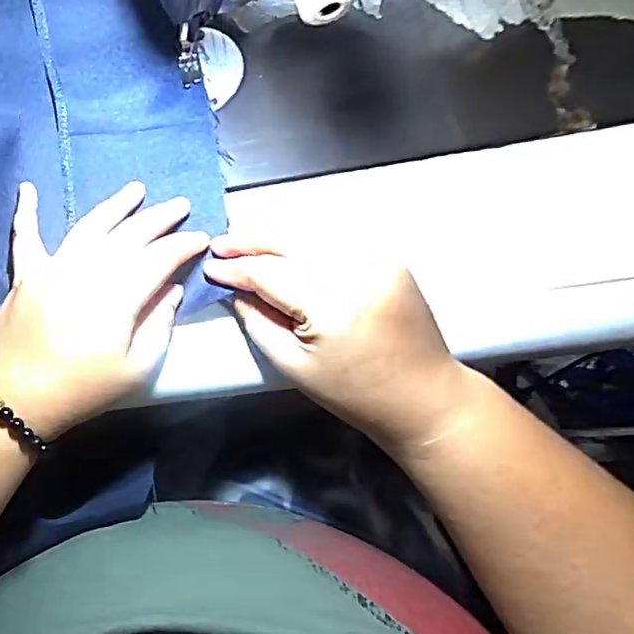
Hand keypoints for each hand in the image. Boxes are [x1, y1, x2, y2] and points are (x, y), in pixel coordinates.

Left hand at [0, 181, 210, 437]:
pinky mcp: (25, 276)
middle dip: (158, 218)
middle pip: (128, 235)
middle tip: (180, 205)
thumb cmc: (82, 390)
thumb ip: (158, 326)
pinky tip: (27, 189)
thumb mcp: (134, 370)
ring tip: (135, 189)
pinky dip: (26, 213)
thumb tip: (171, 290)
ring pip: (88, 227)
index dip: (183, 246)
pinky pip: (25, 238)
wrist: (18, 399)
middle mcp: (86, 272)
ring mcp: (52, 269)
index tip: (202, 238)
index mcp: (117, 296)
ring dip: (114, 206)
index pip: (158, 259)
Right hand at [204, 234, 483, 455]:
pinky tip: (287, 249)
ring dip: (278, 238)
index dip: (237, 269)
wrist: (423, 396)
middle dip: (253, 242)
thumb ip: (258, 322)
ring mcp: (378, 263)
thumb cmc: (354, 393)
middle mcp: (358, 275)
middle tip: (221, 244)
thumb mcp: (294, 366)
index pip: (271, 274)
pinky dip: (308, 243)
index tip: (211, 268)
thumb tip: (234, 290)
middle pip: (291, 244)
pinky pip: (338, 244)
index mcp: (332, 309)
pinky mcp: (390, 261)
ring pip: (313, 237)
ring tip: (246, 242)